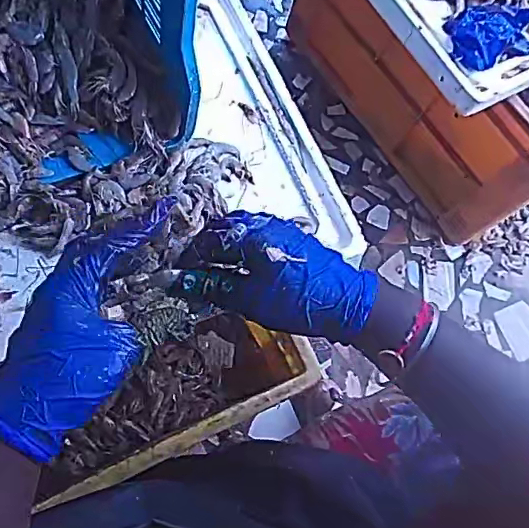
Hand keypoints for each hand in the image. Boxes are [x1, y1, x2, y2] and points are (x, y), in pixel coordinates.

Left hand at [0, 202, 167, 463]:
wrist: (23, 415)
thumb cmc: (66, 381)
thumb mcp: (117, 351)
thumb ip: (144, 326)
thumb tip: (168, 311)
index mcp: (70, 285)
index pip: (108, 245)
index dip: (139, 226)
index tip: (163, 210)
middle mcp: (57, 287)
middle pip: (93, 249)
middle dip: (125, 237)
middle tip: (153, 229)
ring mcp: (51, 304)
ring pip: (87, 269)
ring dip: (115, 260)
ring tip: (145, 256)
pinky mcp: (51, 321)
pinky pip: (82, 288)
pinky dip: (105, 283)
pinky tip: (123, 291)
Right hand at [177, 211, 376, 343]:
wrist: (348, 304)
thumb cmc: (299, 301)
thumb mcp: (249, 298)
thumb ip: (213, 287)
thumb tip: (182, 283)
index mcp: (250, 234)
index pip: (206, 241)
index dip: (189, 260)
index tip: (180, 276)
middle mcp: (263, 223)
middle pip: (221, 230)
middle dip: (204, 251)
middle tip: (194, 275)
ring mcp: (279, 227)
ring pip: (238, 231)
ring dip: (223, 249)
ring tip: (215, 273)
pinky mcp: (291, 236)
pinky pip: (255, 235)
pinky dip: (241, 249)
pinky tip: (240, 268)